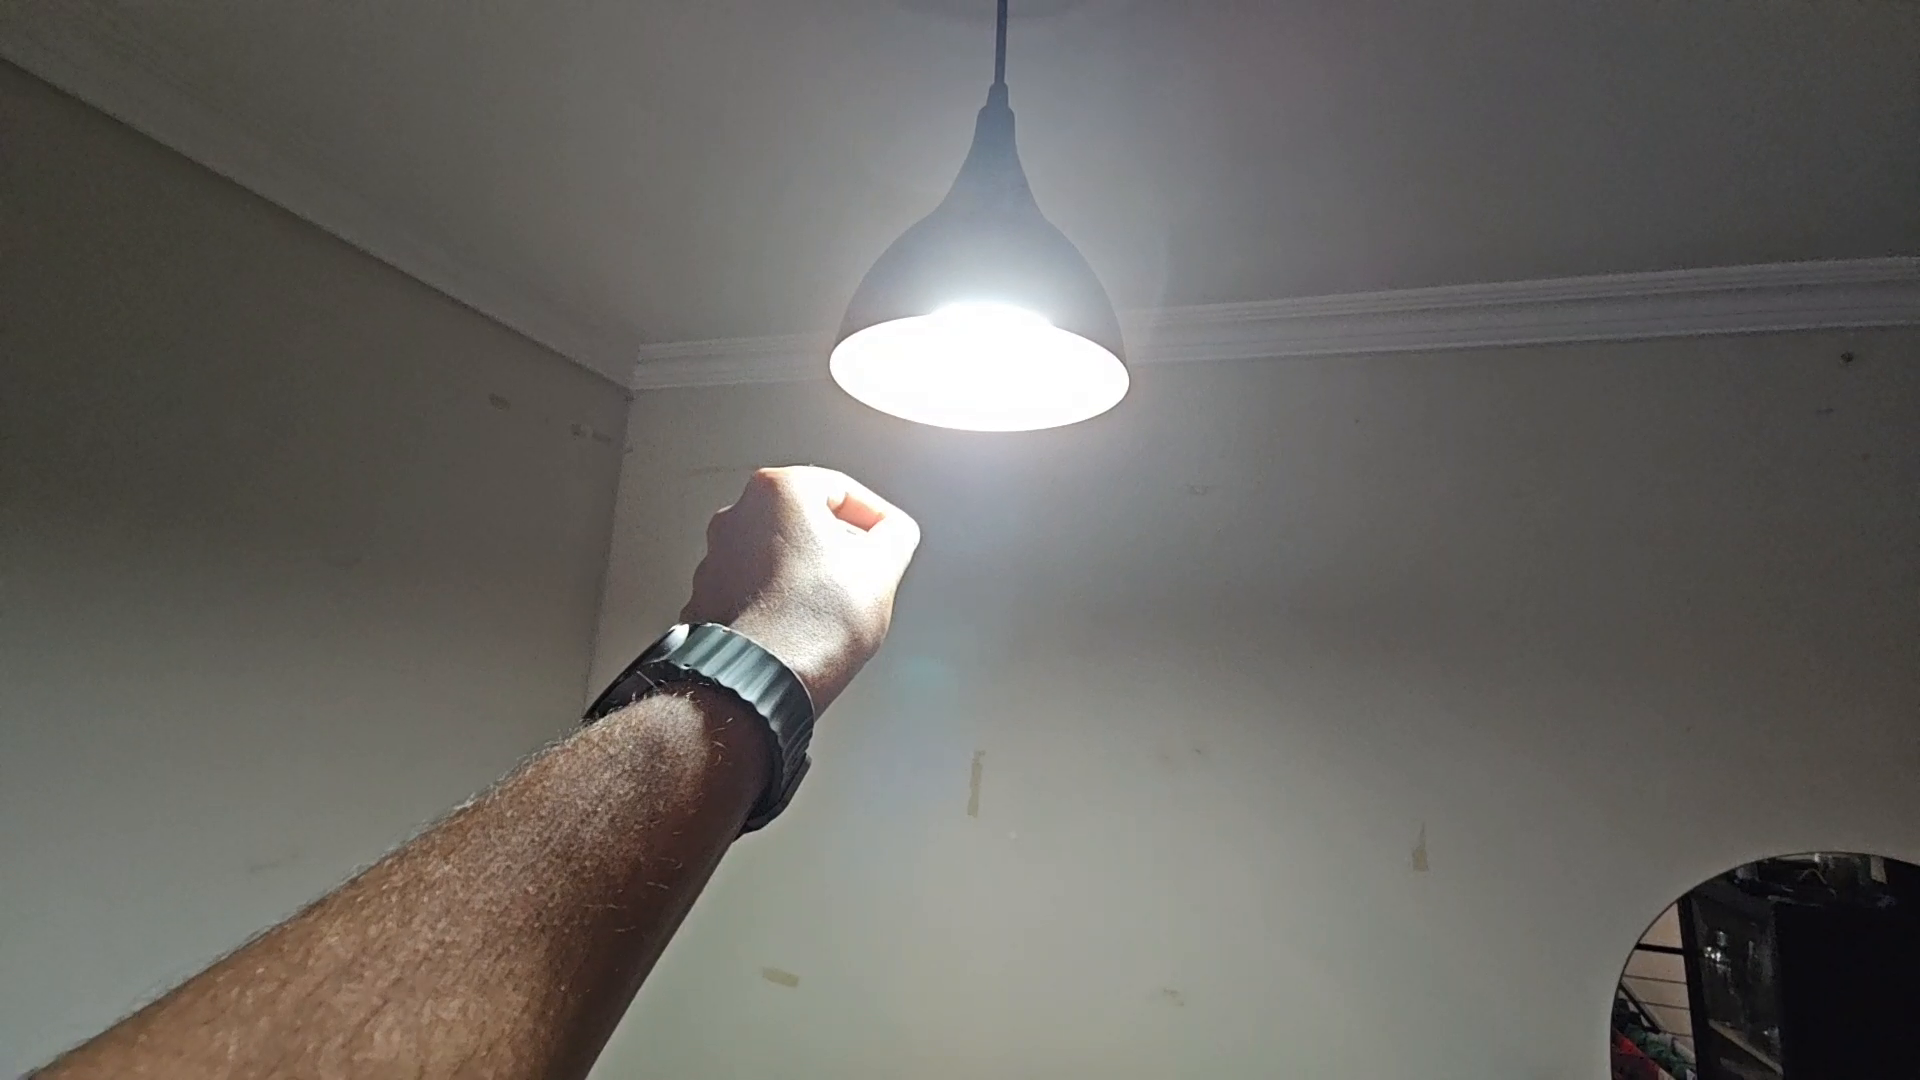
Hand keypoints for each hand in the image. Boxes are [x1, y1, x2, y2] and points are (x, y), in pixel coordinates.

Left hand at [682, 466, 919, 712]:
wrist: (758, 681)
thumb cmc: (813, 623)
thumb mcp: (883, 567)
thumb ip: (896, 534)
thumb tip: (894, 532)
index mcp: (778, 492)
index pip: (843, 490)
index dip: (877, 518)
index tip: (889, 540)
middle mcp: (736, 516)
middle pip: (806, 520)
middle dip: (841, 546)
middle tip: (867, 574)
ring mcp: (715, 559)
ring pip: (779, 554)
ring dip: (809, 573)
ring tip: (835, 607)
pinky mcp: (707, 598)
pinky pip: (756, 588)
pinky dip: (780, 598)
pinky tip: (804, 624)